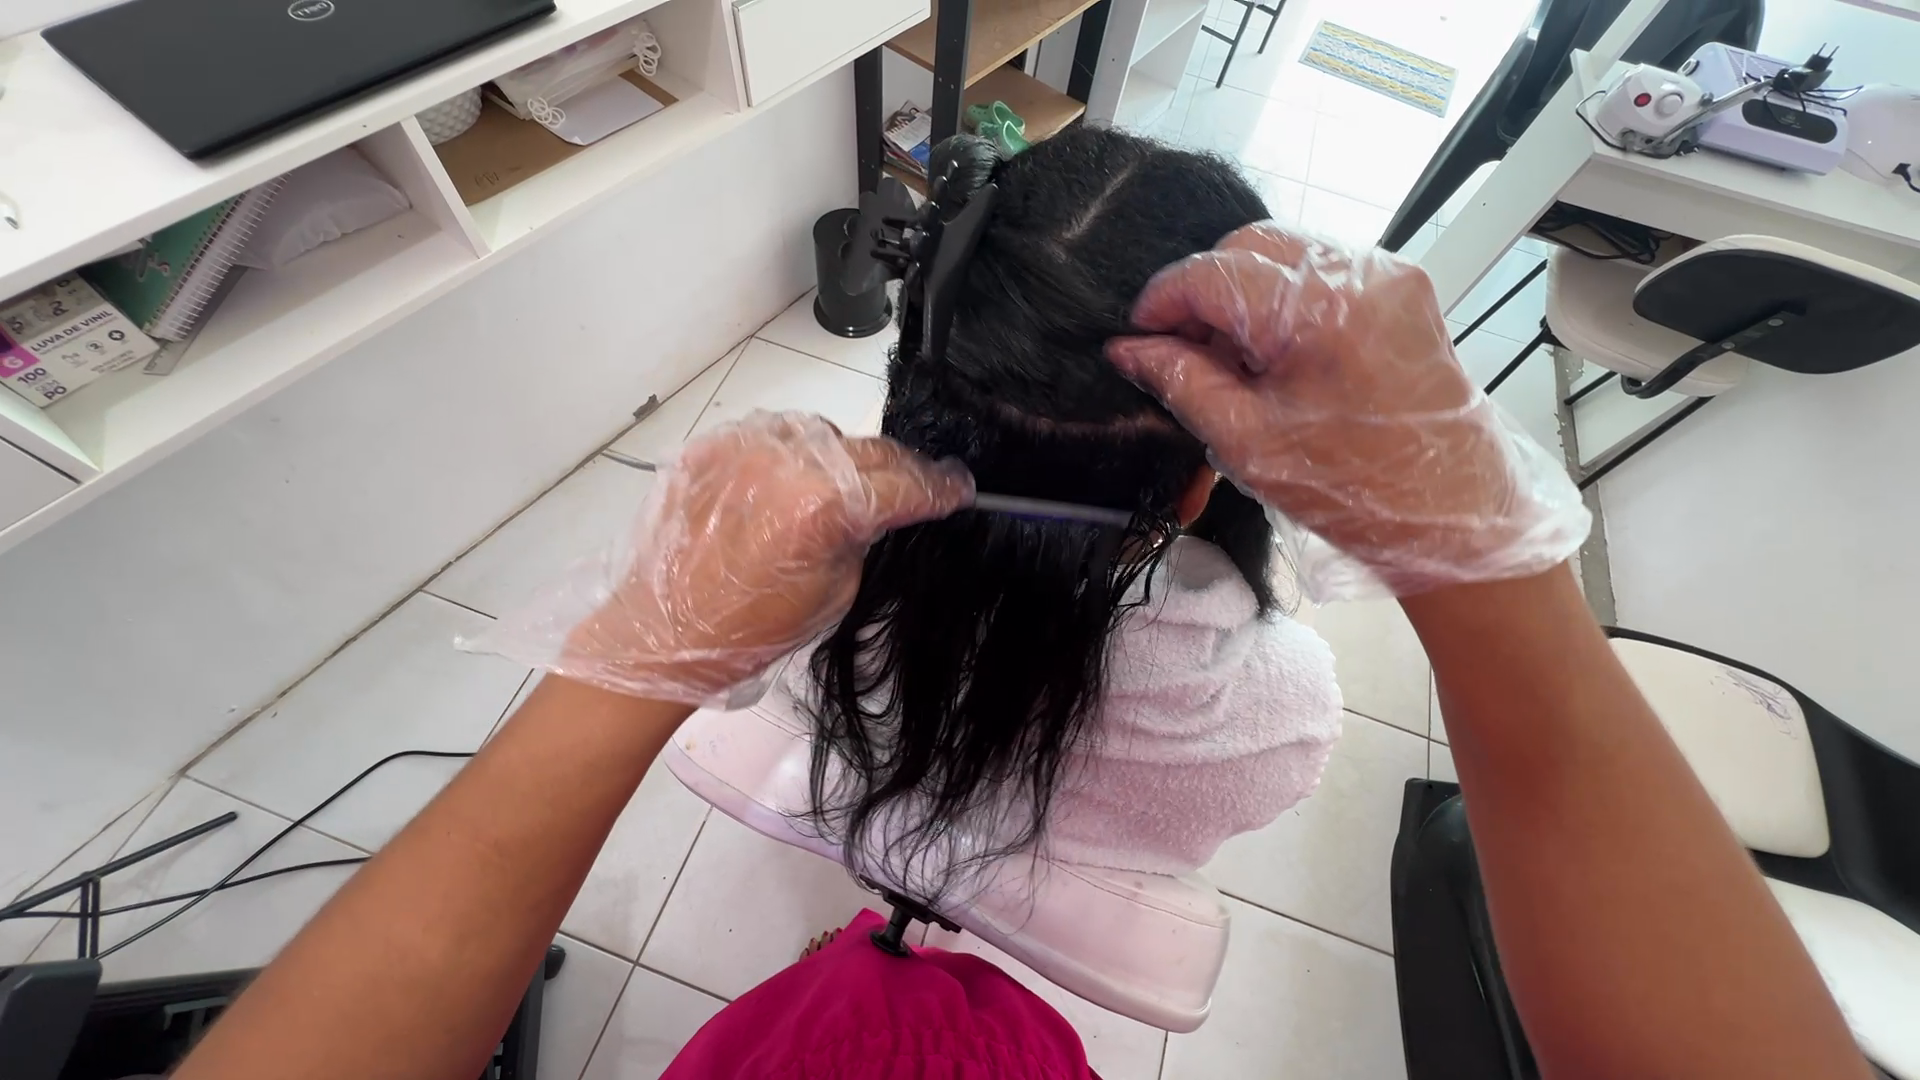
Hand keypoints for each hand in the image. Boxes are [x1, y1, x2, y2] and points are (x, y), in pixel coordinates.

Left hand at [465, 411, 974, 705]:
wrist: (662, 633)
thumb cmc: (753, 629)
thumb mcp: (835, 590)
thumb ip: (864, 534)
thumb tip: (884, 504)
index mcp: (823, 506)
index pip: (903, 484)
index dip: (939, 489)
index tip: (959, 488)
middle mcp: (787, 461)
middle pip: (870, 449)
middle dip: (898, 470)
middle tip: (913, 488)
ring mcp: (745, 445)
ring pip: (824, 435)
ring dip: (843, 460)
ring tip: (839, 491)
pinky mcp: (712, 445)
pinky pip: (775, 437)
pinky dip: (793, 459)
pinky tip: (789, 488)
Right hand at [1106, 222, 1586, 595]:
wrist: (1452, 512)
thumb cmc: (1352, 488)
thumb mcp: (1244, 439)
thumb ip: (1179, 381)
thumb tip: (1130, 350)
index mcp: (1319, 309)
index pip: (1212, 272)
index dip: (1161, 300)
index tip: (1137, 335)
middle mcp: (1360, 272)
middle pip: (1247, 247)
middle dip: (1200, 293)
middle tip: (1179, 350)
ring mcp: (1387, 276)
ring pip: (1280, 255)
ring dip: (1237, 297)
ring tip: (1226, 360)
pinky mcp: (1400, 291)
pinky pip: (1317, 273)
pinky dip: (1277, 302)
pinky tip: (1268, 353)